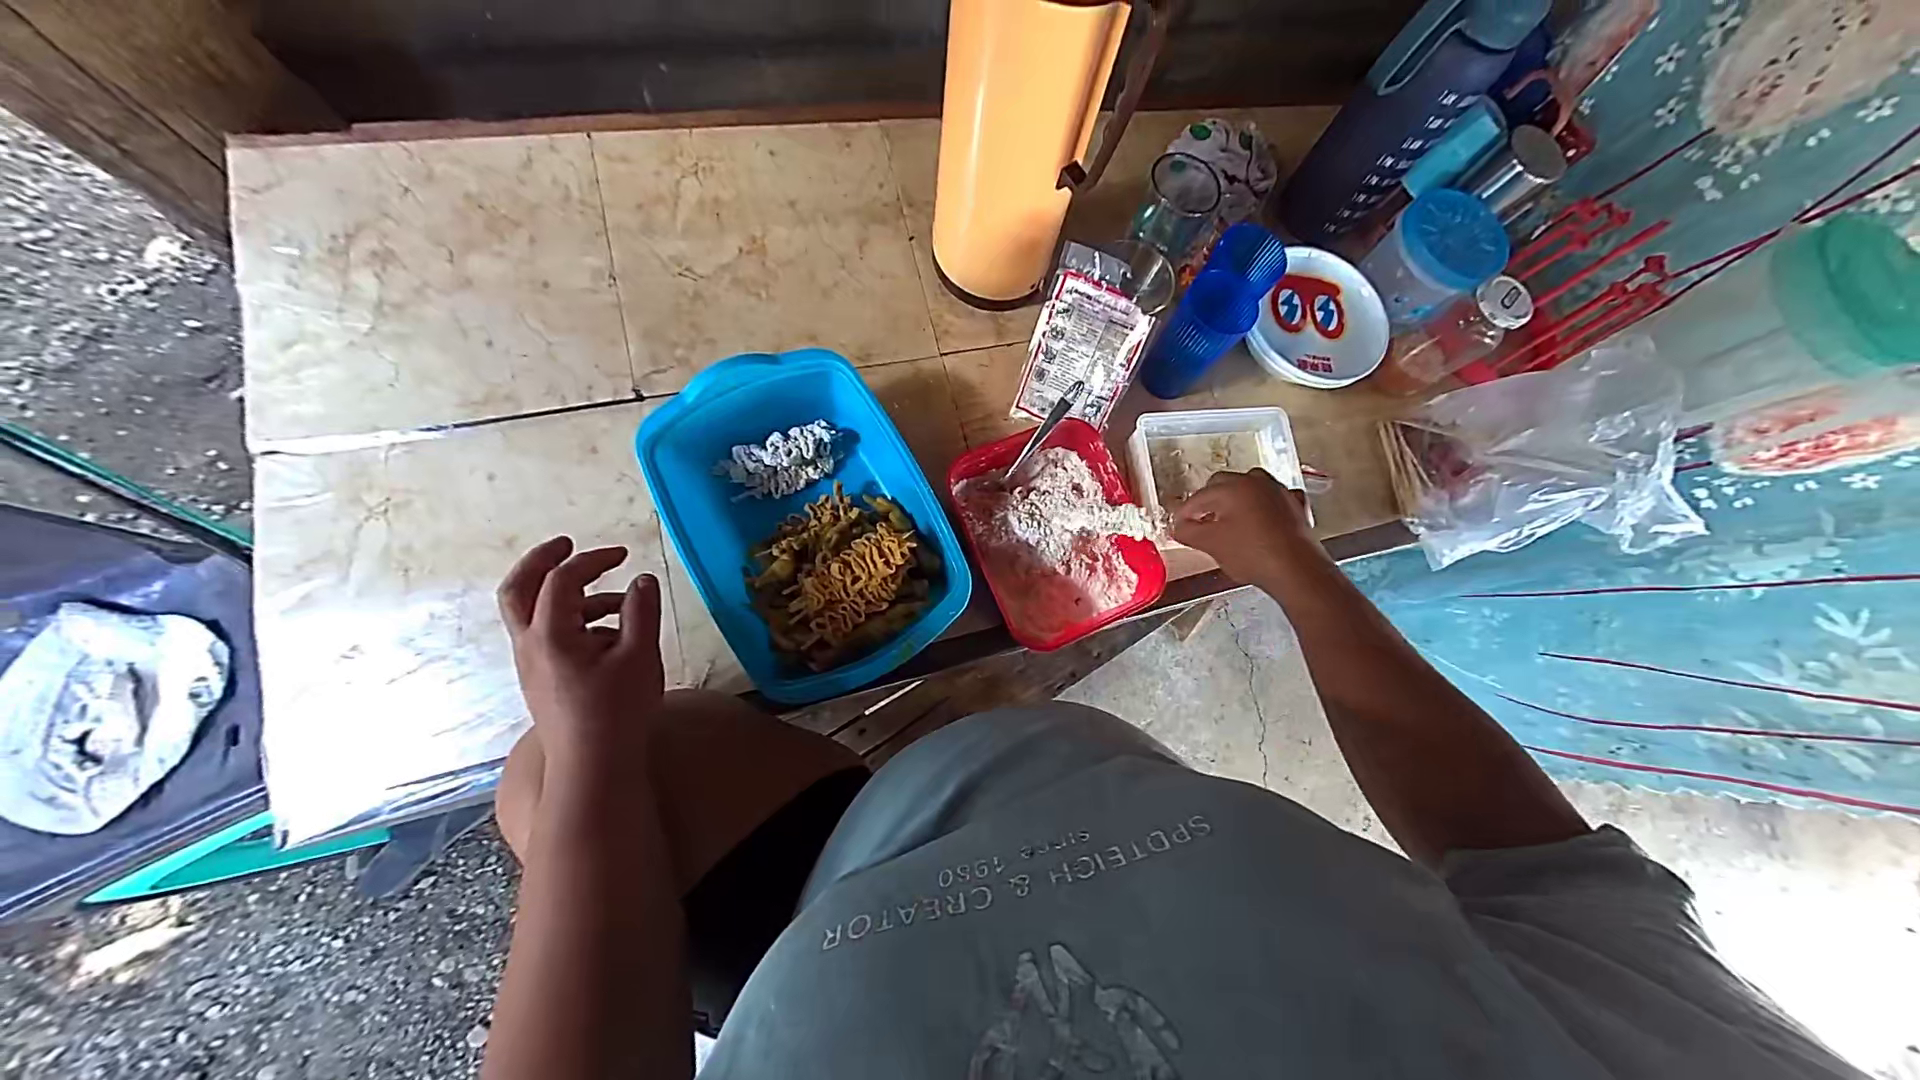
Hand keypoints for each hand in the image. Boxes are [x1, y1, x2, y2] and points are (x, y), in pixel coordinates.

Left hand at [497, 536, 663, 766]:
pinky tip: (612, 636)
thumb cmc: (618, 709)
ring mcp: (532, 664)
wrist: (594, 766)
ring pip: (534, 613)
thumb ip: (641, 611)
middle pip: (518, 590)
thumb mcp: (640, 655)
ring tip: (620, 604)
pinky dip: (574, 621)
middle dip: (541, 562)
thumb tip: (643, 580)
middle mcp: (530, 645)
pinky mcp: (542, 679)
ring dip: (570, 596)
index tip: (624, 556)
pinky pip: (549, 635)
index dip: (592, 560)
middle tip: (567, 545)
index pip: (562, 580)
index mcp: (550, 634)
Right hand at [1172, 469, 1323, 584]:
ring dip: (1235, 500)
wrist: (1296, 571)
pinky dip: (1263, 506)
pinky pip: (1274, 499)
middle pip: (1222, 484)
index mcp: (1232, 488)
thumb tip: (1180, 527)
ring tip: (1228, 519)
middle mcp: (1256, 483)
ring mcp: (1278, 492)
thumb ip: (1188, 532)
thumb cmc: (1253, 554)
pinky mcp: (1295, 506)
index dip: (1185, 513)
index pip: (1198, 497)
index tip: (1180, 525)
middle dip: (1209, 501)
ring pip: (1249, 487)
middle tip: (1200, 521)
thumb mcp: (1210, 544)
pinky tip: (1259, 519)